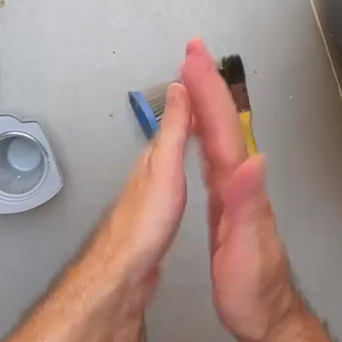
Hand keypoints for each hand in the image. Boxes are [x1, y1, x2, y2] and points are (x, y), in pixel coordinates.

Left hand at [91, 82, 190, 292]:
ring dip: (192, 136)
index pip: (178, 114)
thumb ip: (173, 130)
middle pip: (178, 131)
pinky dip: (190, 164)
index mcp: (155, 155)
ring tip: (208, 125)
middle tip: (215, 94)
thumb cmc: (146, 222)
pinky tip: (195, 172)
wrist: (127, 272)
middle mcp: (153, 168)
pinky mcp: (160, 212)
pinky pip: (179, 176)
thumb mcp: (163, 169)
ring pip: (177, 153)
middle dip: (195, 112)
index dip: (193, 92)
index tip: (207, 70)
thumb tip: (178, 86)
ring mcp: (155, 190)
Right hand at [180, 39, 307, 341]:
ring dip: (206, 100)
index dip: (208, 90)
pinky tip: (197, 127)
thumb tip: (253, 158)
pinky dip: (203, 130)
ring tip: (193, 74)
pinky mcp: (225, 202)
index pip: (221, 128)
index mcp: (238, 184)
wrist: (268, 319)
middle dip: (207, 82)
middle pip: (222, 121)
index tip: (193, 57)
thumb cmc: (253, 290)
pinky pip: (211, 153)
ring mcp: (233, 189)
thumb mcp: (248, 250)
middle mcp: (238, 178)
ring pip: (218, 133)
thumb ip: (248, 205)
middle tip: (193, 49)